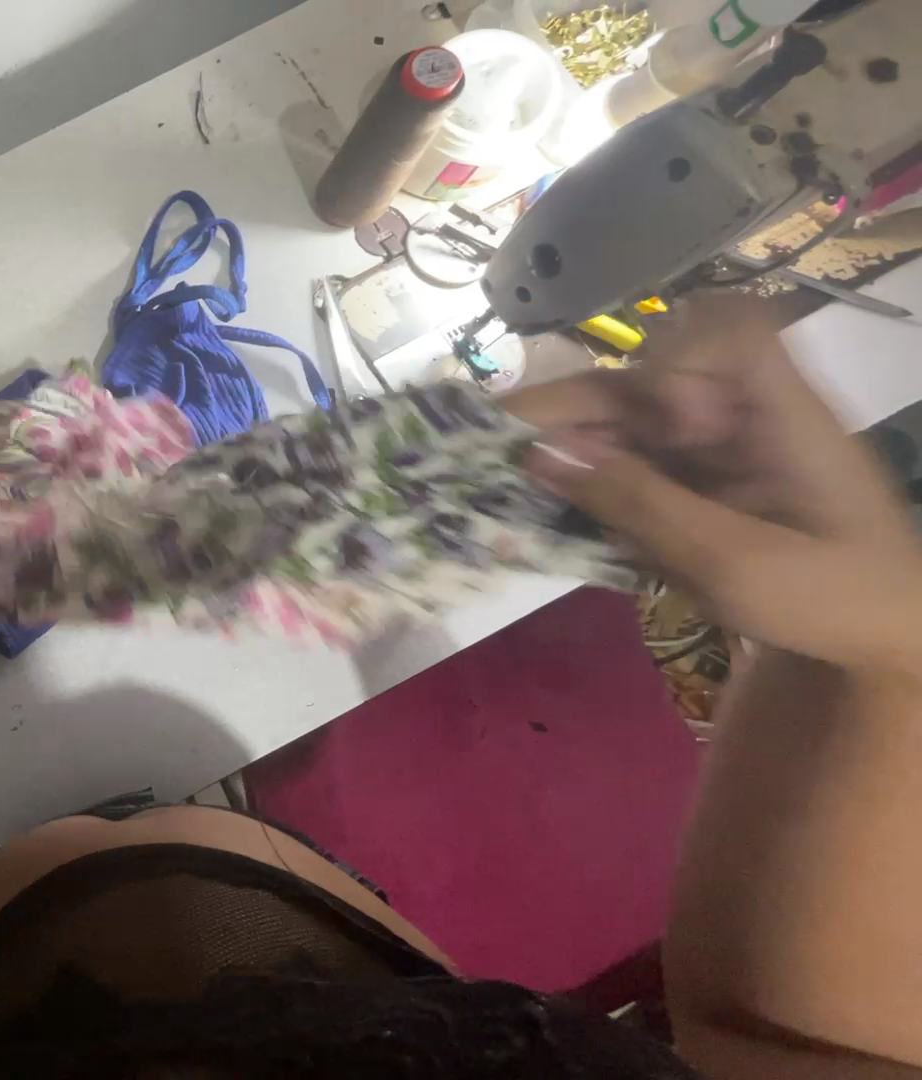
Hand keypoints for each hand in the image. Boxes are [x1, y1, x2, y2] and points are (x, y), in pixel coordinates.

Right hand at [519, 294, 921, 680]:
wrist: (882, 644)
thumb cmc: (835, 600)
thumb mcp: (738, 561)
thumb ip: (638, 503)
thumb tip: (537, 454)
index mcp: (780, 415)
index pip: (725, 330)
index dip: (674, 363)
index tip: (667, 431)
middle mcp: (731, 418)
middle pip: (638, 379)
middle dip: (566, 410)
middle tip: (497, 451)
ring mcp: (700, 452)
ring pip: (608, 423)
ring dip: (554, 450)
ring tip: (506, 488)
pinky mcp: (677, 484)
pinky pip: (607, 465)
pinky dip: (566, 482)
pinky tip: (538, 509)